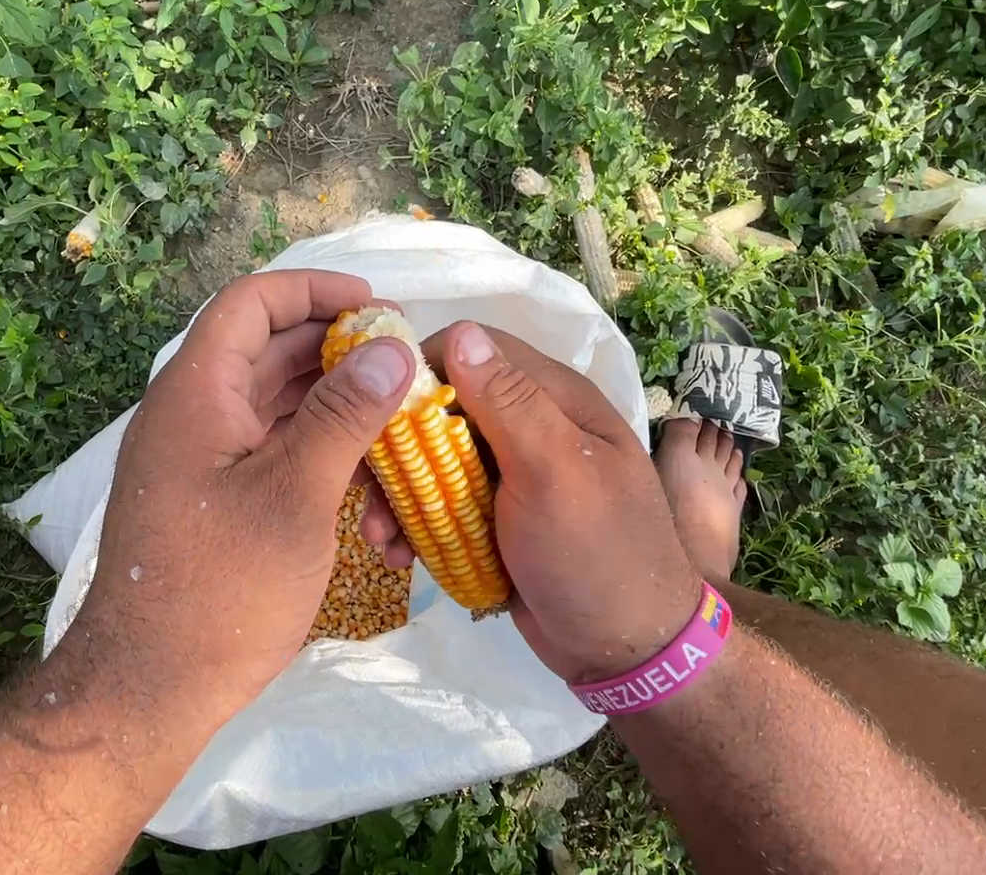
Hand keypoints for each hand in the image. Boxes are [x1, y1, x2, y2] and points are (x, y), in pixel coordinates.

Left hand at [65, 270, 415, 709]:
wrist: (152, 685)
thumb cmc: (222, 587)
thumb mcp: (294, 494)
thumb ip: (342, 414)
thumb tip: (390, 348)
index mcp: (197, 391)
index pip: (250, 303)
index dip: (311, 290)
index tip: (373, 303)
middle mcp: (195, 410)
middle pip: (268, 349)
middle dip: (334, 346)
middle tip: (399, 357)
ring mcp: (205, 453)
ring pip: (275, 399)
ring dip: (331, 398)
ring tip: (394, 408)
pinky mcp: (218, 492)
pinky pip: (272, 443)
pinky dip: (316, 443)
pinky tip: (364, 463)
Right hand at [364, 322, 699, 682]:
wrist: (625, 654)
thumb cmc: (596, 555)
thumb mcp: (556, 472)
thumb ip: (510, 402)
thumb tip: (461, 332)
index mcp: (553, 397)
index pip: (474, 348)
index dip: (421, 368)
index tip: (376, 407)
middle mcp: (528, 424)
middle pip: (441, 405)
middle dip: (395, 441)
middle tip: (361, 482)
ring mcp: (507, 472)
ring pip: (431, 457)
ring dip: (397, 491)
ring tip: (378, 535)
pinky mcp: (490, 514)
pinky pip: (438, 501)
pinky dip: (413, 522)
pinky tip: (399, 555)